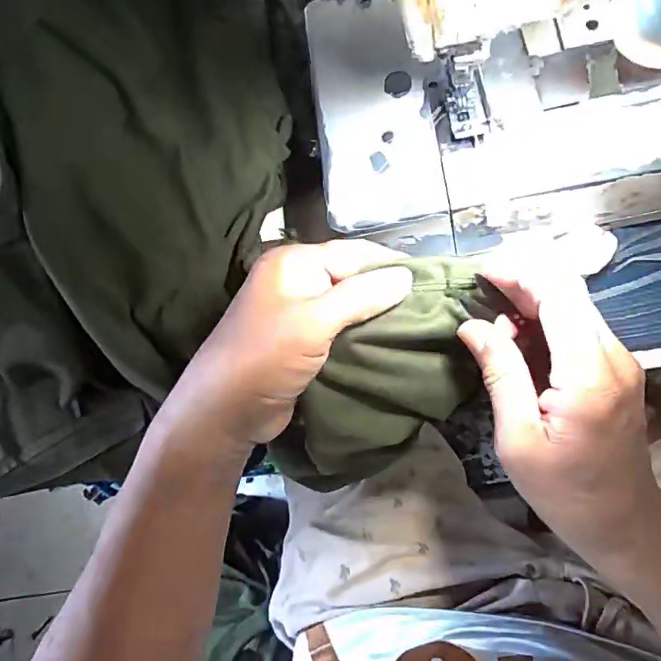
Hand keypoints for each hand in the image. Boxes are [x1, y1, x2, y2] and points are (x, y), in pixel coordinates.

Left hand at [164, 240, 413, 449]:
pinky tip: (390, 344)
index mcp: (293, 262)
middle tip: (432, 308)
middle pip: (351, 277)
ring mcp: (295, 312)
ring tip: (420, 326)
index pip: (353, 253)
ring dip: (376, 316)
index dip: (391, 266)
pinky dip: (360, 335)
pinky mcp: (299, 341)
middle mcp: (294, 281)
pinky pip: (338, 331)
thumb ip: (360, 295)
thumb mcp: (315, 321)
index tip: (434, 281)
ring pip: (347, 306)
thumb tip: (406, 276)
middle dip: (386, 291)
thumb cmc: (267, 355)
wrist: (226, 407)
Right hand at [456, 238, 660, 567]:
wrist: (623, 521)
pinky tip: (517, 340)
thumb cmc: (564, 490)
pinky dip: (545, 323)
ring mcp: (620, 361)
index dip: (519, 274)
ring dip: (532, 303)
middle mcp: (613, 356)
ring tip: (491, 319)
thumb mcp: (517, 438)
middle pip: (570, 293)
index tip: (480, 274)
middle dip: (523, 283)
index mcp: (588, 372)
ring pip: (575, 307)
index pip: (559, 296)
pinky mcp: (616, 370)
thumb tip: (473, 325)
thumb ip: (500, 374)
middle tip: (478, 292)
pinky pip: (578, 329)